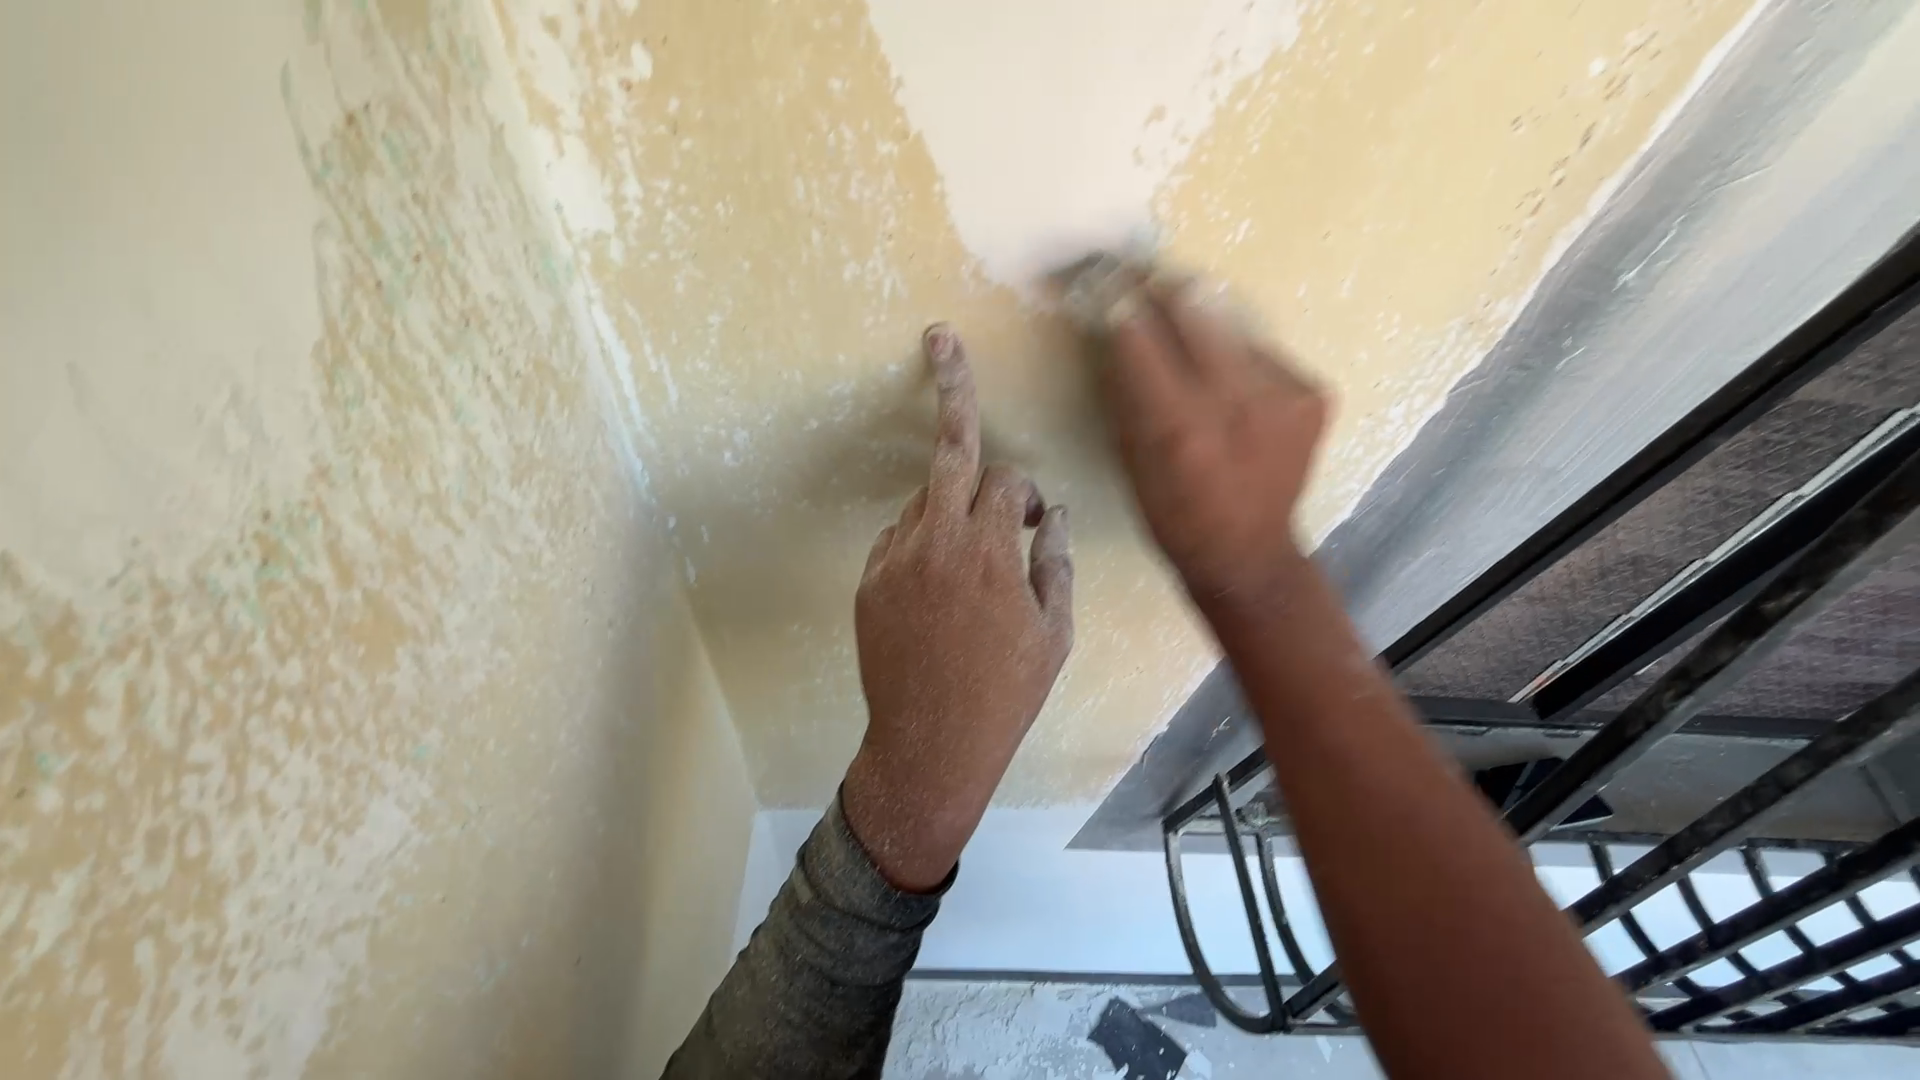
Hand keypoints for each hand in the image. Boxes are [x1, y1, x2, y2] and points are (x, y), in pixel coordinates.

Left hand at [841, 324, 1074, 891]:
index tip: (1031, 517)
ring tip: (969, 557)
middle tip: (940, 339)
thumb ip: (1055, 563)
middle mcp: (935, 542)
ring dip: (950, 506)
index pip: (1006, 480)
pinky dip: (922, 542)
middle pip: (948, 451)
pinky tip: (938, 589)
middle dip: (952, 389)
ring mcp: (894, 560)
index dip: (1023, 494)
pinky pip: (899, 539)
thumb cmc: (1005, 694)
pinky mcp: (869, 584)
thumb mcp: (1054, 634)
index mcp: (990, 551)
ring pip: (924, 500)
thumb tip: (1053, 515)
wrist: (930, 745)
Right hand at [1098, 276, 1329, 611]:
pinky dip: (1238, 356)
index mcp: (1180, 426)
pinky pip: (1262, 350)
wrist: (1249, 552)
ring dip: (1201, 321)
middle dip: (1159, 287)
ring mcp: (1285, 393)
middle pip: (1194, 302)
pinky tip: (1231, 384)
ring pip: (1231, 319)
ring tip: (1186, 337)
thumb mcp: (1129, 459)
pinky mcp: (1314, 393)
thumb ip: (1124, 388)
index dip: (1116, 299)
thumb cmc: (1173, 514)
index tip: (1099, 278)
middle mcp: (1238, 400)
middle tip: (1138, 280)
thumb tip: (1114, 324)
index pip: (1140, 333)